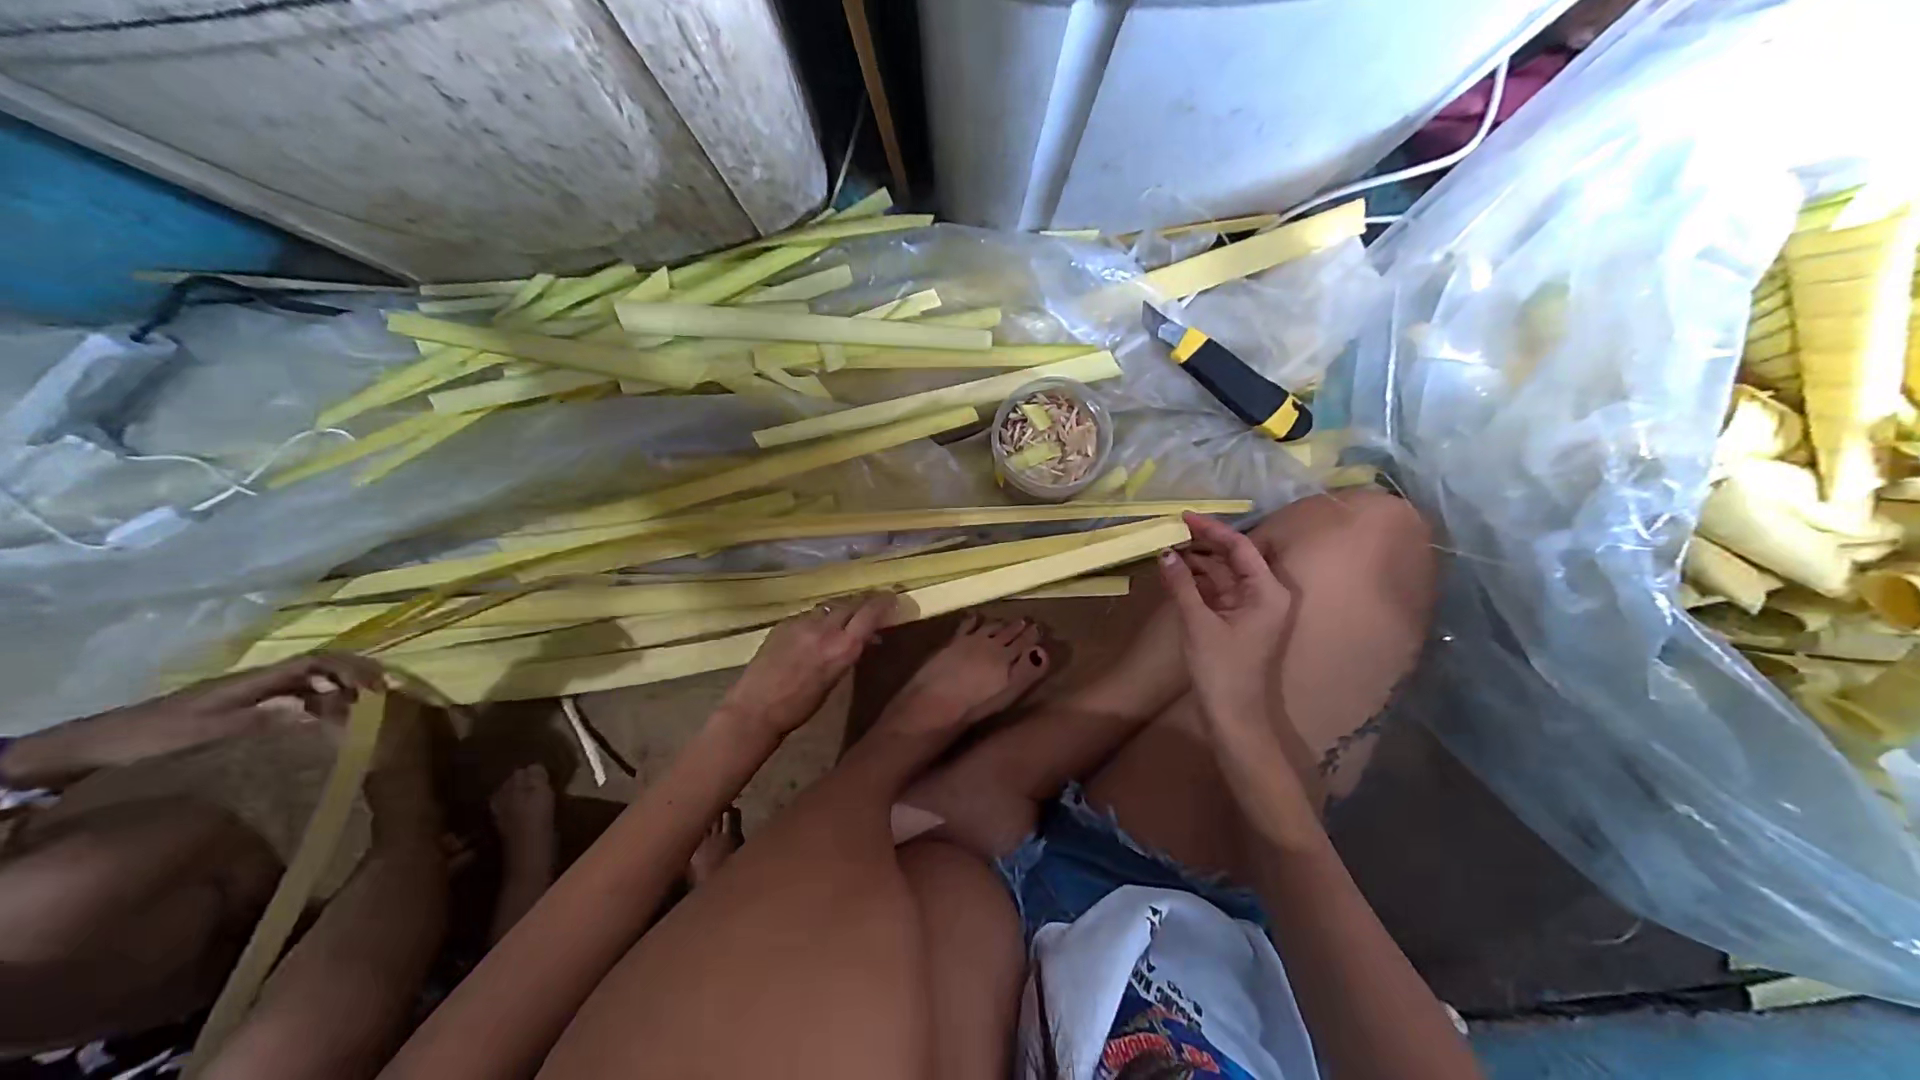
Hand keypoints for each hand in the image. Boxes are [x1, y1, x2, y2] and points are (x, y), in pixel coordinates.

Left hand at [2, 652, 387, 787]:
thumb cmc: (147, 740)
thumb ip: (257, 721)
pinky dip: (318, 710)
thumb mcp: (201, 735)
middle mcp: (255, 683)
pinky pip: (293, 703)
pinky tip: (324, 729)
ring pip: (308, 686)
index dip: (351, 668)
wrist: (90, 749)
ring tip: (359, 716)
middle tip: (382, 698)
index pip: (315, 662)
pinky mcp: (241, 713)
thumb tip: (311, 710)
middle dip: (354, 677)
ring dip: (338, 696)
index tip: (378, 686)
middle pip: (318, 669)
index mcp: (251, 682)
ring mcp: (248, 697)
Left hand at [717, 592, 895, 737]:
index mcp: (843, 647)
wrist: (756, 709)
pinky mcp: (784, 623)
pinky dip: (819, 617)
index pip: (870, 613)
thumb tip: (865, 639)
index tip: (891, 597)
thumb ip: (849, 653)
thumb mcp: (834, 680)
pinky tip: (816, 628)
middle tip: (872, 602)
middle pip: (851, 603)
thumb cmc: (800, 706)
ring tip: (846, 612)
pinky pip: (809, 614)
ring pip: (829, 605)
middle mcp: (825, 629)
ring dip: (842, 607)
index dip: (883, 601)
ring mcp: (802, 622)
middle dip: (864, 601)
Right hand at [1157, 512, 1291, 730]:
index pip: (1240, 548)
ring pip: (1223, 575)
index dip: (1212, 530)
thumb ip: (1181, 585)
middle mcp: (1265, 595)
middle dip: (1202, 545)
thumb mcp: (1198, 623)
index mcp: (1267, 592)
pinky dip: (1197, 581)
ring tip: (1167, 548)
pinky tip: (1174, 573)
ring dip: (1197, 563)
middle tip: (1170, 530)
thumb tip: (1165, 553)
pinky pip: (1217, 591)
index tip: (1184, 516)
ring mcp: (1251, 609)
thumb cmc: (1222, 669)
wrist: (1233, 716)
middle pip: (1234, 558)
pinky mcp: (1237, 621)